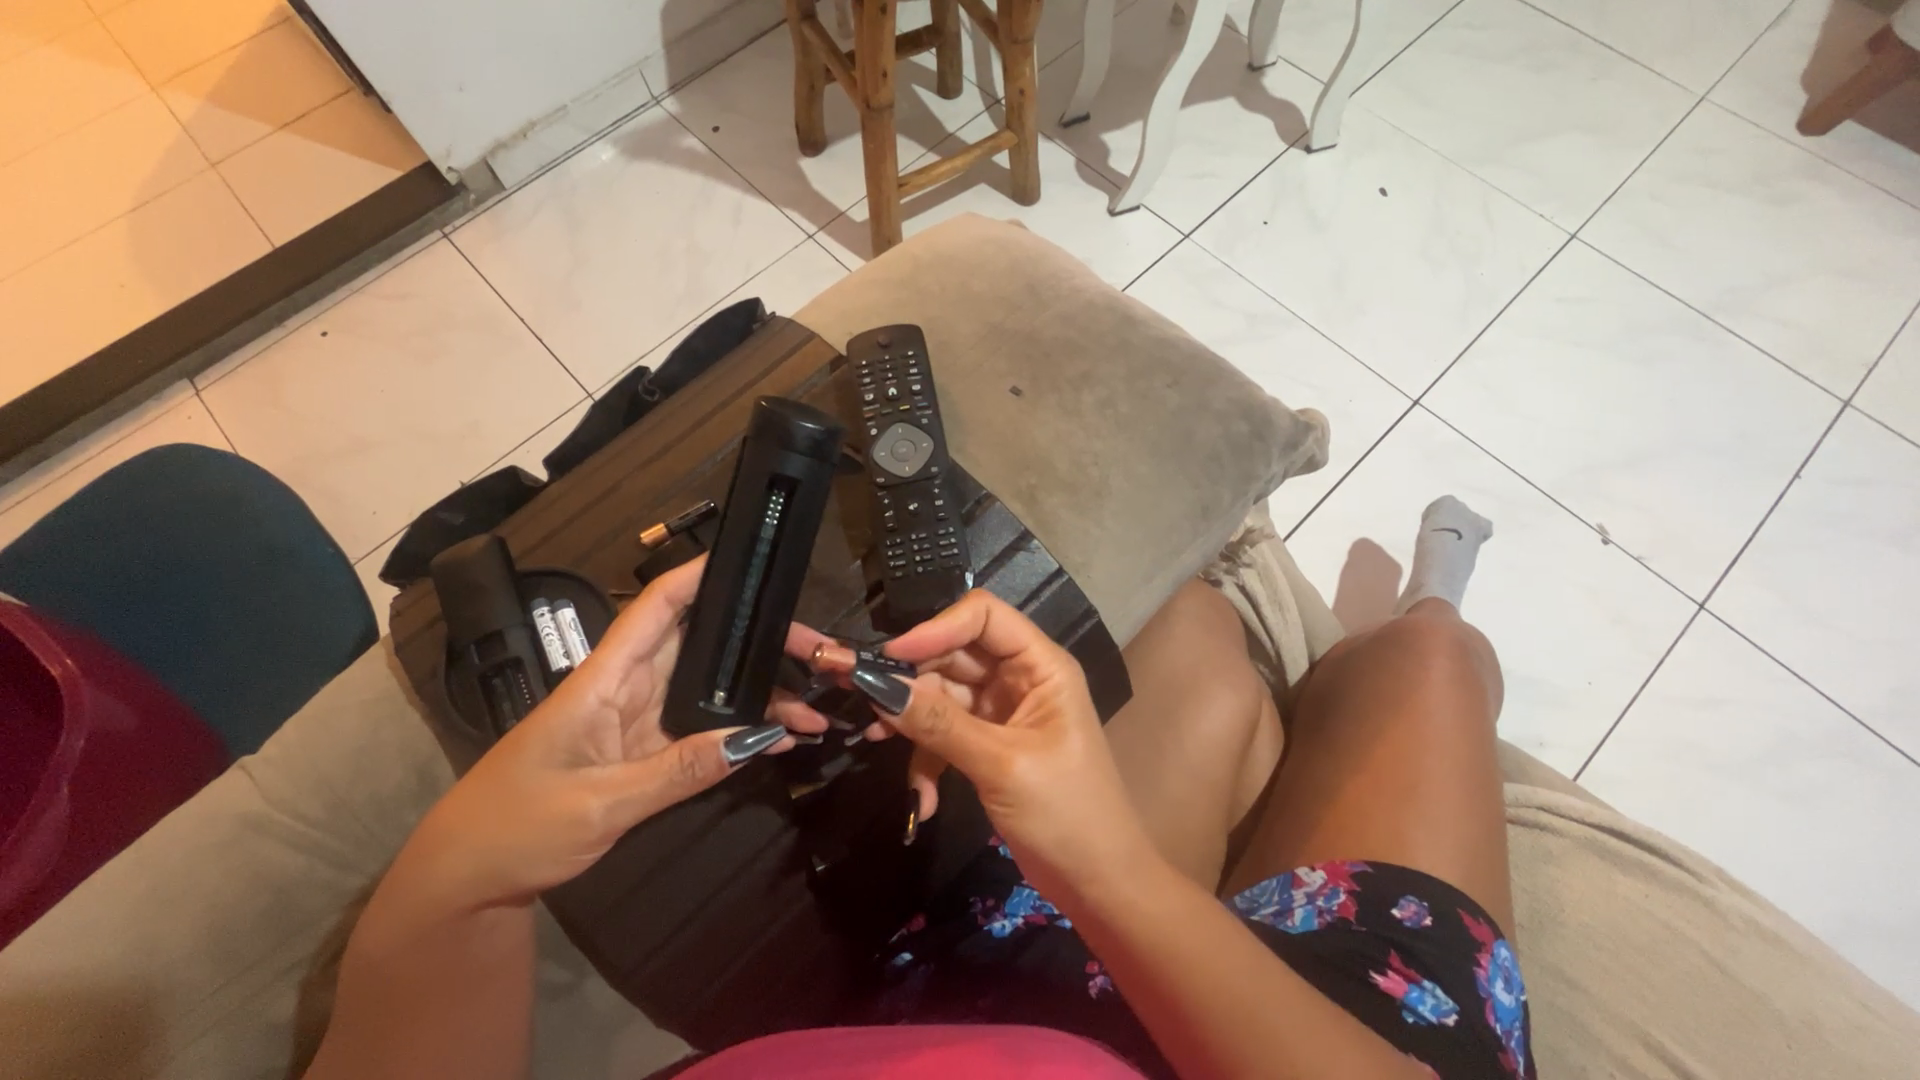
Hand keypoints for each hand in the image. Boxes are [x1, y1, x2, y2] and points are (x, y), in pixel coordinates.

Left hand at [398, 556, 826, 911]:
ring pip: (711, 690)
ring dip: (760, 695)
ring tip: (815, 709)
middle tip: (817, 651)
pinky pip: (705, 733)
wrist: (469, 880)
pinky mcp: (647, 753)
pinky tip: (781, 740)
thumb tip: (756, 739)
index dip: (699, 576)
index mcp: (604, 679)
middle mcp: (628, 689)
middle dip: (758, 641)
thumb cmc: (516, 826)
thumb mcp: (600, 803)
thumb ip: (679, 772)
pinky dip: (742, 734)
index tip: (752, 563)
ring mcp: (641, 722)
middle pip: (701, 646)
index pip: (657, 609)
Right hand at [877, 591, 1158, 905]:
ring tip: (878, 744)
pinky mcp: (988, 746)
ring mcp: (1003, 713)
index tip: (889, 658)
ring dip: (912, 725)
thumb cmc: (1066, 814)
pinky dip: (927, 762)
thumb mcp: (999, 765)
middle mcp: (1021, 679)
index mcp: (1041, 666)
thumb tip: (878, 686)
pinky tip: (922, 802)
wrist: (1098, 884)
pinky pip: (944, 735)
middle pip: (954, 655)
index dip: (935, 628)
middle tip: (866, 704)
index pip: (983, 616)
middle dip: (912, 682)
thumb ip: (938, 724)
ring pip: (942, 697)